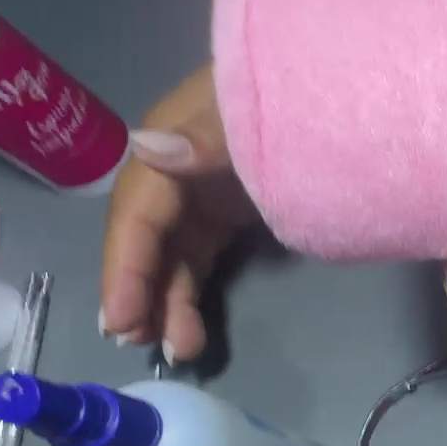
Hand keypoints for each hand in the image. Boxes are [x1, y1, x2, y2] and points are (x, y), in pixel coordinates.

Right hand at [99, 65, 259, 362]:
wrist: (324, 95)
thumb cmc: (279, 98)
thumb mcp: (240, 115)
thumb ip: (206, 138)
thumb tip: (149, 150)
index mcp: (169, 149)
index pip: (138, 217)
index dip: (127, 267)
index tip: (123, 316)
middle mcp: (175, 176)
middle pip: (149, 243)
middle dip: (142, 294)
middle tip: (140, 343)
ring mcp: (201, 197)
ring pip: (175, 257)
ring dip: (170, 303)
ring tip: (177, 350)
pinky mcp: (226, 214)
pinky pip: (200, 258)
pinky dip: (193, 291)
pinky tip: (189, 326)